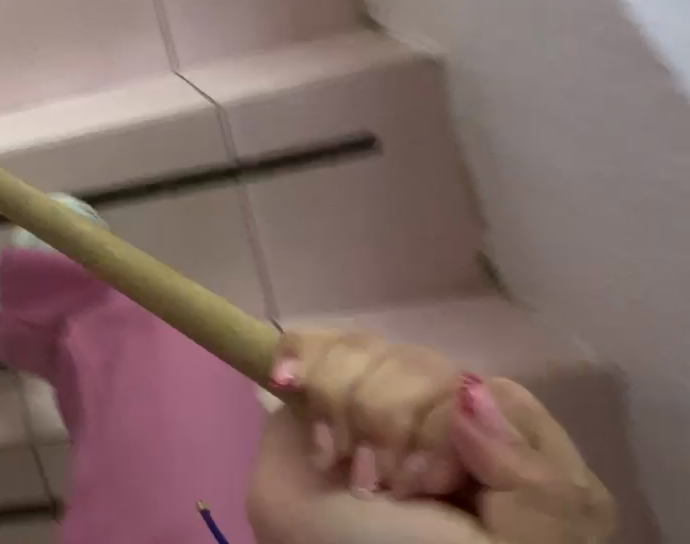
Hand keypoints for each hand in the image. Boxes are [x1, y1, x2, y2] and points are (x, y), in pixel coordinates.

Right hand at [249, 329, 615, 543]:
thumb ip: (540, 489)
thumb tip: (474, 394)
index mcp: (523, 459)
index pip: (495, 394)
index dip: (448, 429)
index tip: (421, 485)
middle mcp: (458, 416)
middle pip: (421, 365)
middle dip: (383, 422)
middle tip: (372, 481)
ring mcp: (387, 393)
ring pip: (365, 348)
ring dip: (335, 403)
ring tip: (336, 460)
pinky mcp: (325, 378)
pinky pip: (314, 339)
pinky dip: (296, 362)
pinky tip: (288, 388)